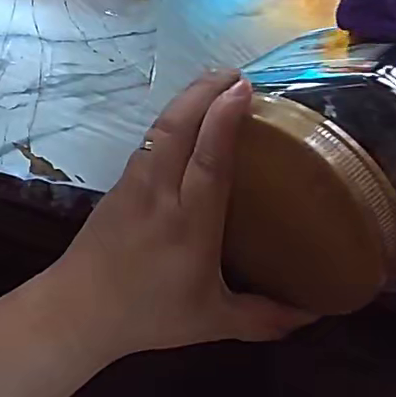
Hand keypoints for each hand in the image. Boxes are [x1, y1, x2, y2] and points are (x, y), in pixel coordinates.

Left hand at [42, 70, 311, 359]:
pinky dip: (168, 122)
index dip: (224, 119)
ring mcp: (133, 184)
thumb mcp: (214, 322)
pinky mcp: (118, 184)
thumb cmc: (150, 314)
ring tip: (212, 85)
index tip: (243, 89)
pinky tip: (182, 118)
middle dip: (203, 93)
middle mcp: (159, 194)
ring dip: (184, 101)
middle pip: (177, 129)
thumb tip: (314, 313)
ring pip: (159, 130)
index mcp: (189, 224)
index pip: (207, 159)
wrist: (80, 306)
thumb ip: (266, 316)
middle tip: (233, 74)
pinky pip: (147, 144)